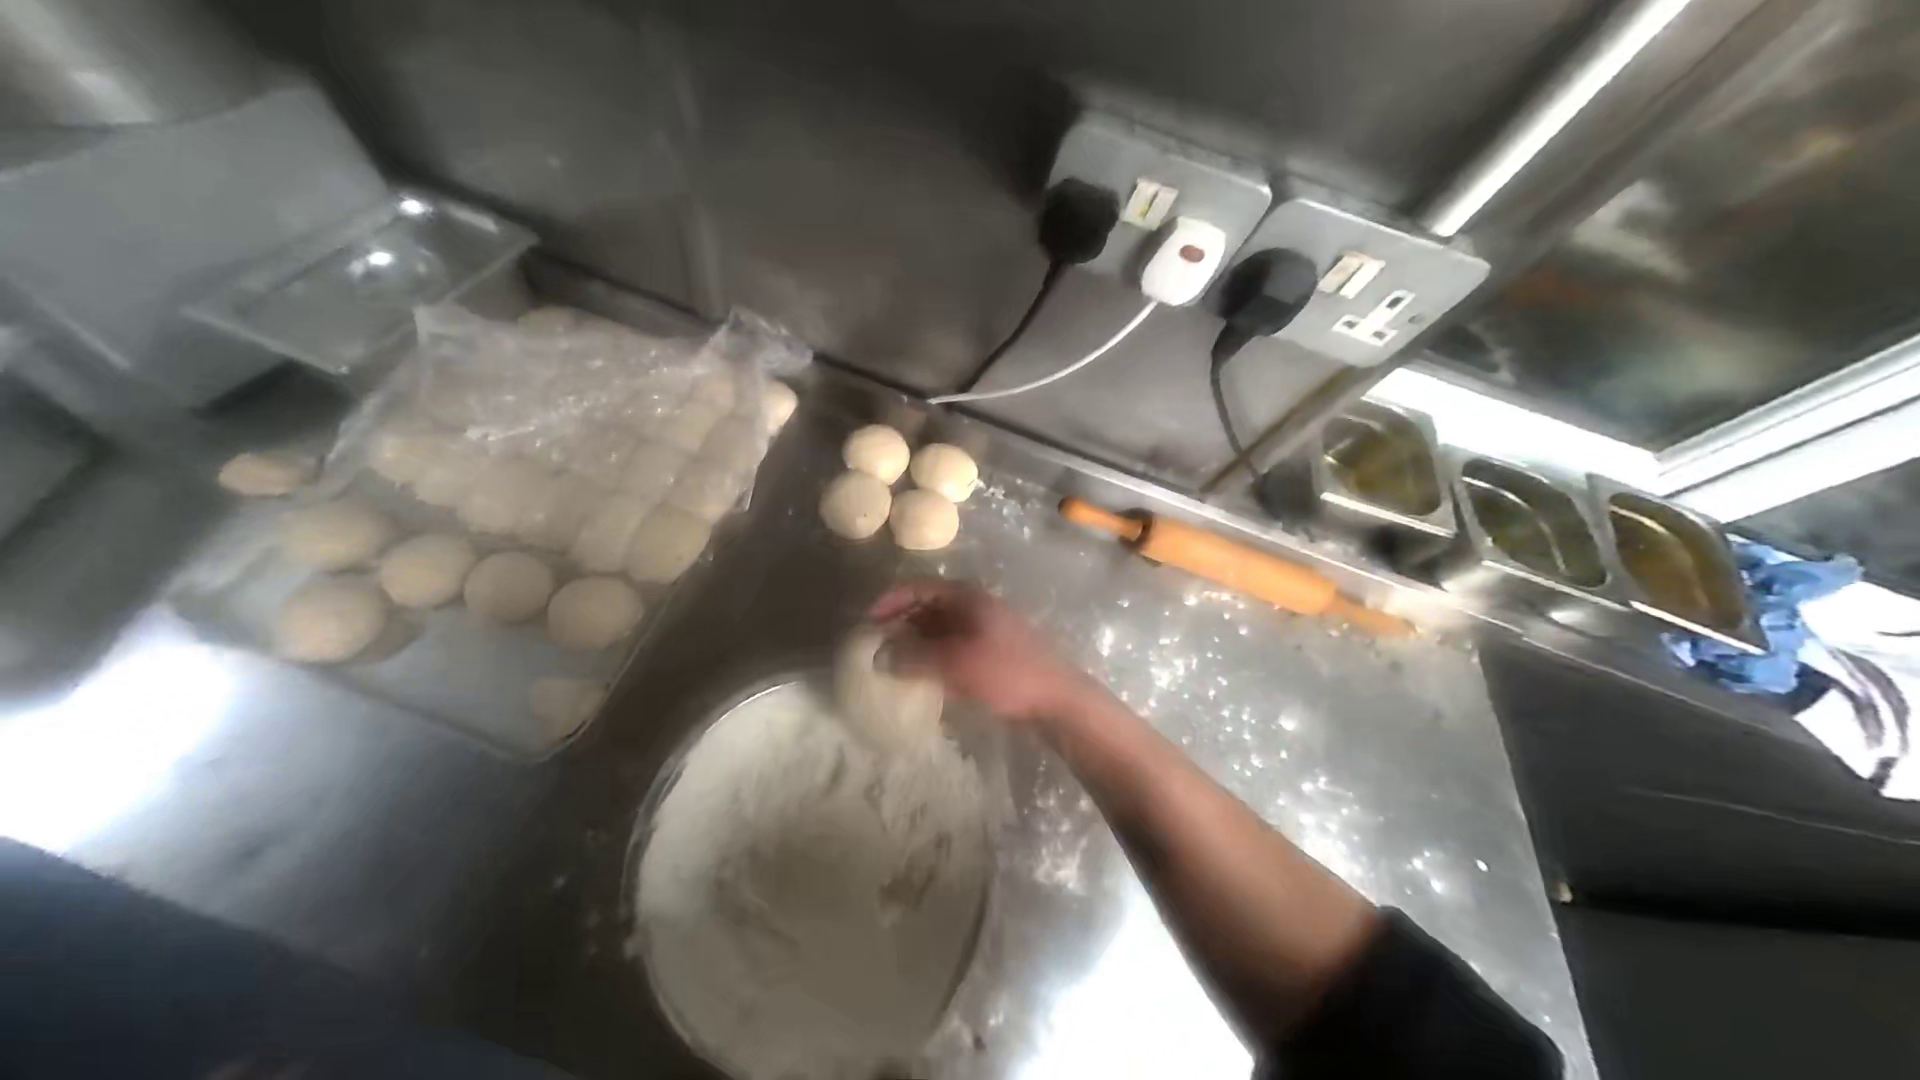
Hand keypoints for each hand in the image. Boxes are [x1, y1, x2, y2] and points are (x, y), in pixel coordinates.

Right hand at [868, 581, 1091, 727]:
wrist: (1057, 700)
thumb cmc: (1006, 673)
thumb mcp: (954, 663)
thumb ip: (913, 657)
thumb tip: (878, 657)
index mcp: (967, 598)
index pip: (919, 588)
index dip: (890, 600)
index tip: (867, 621)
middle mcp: (975, 608)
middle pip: (928, 607)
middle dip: (900, 623)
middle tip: (876, 645)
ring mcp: (985, 631)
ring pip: (940, 630)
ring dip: (916, 643)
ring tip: (892, 664)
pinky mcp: (991, 655)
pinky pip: (953, 649)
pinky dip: (933, 658)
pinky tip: (921, 678)